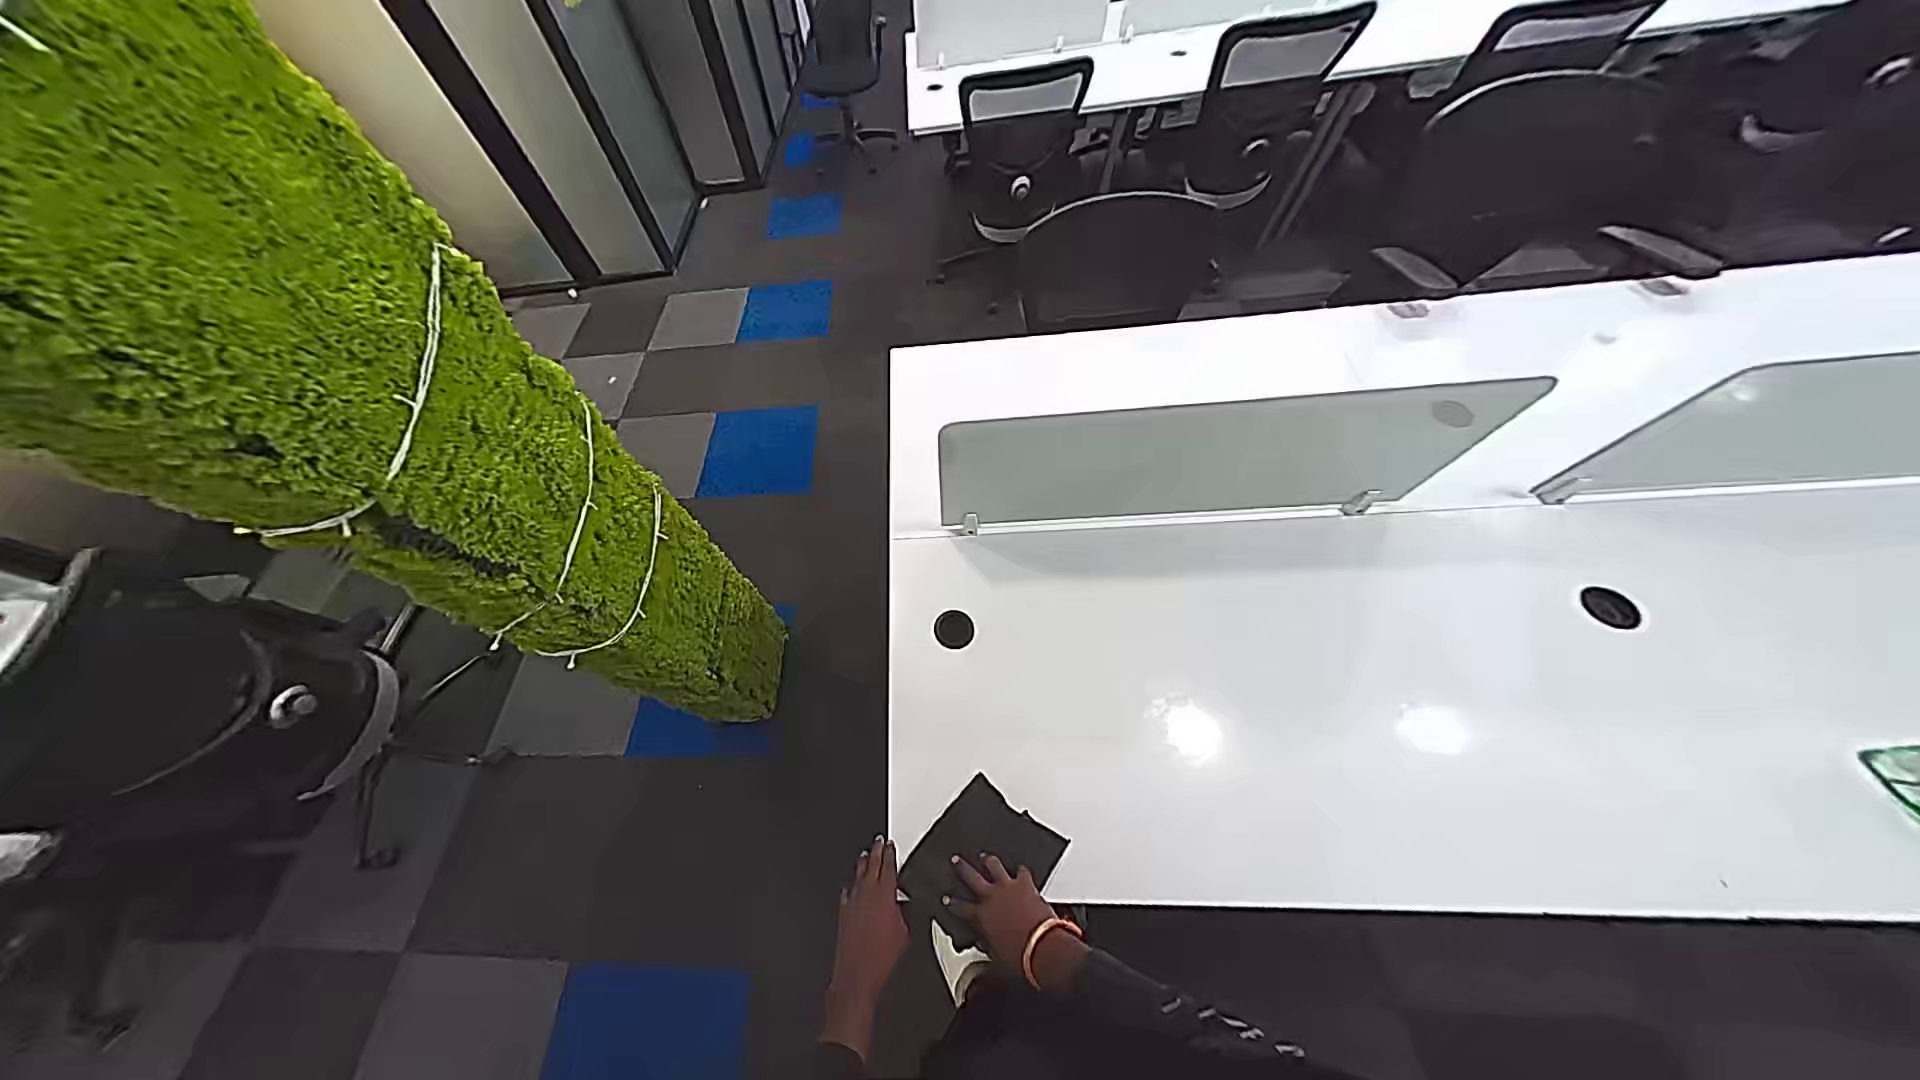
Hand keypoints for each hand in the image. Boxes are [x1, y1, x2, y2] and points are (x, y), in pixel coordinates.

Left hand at [822, 837, 905, 1060]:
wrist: (856, 975)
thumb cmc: (882, 957)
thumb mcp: (904, 932)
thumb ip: (903, 912)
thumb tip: (901, 906)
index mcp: (885, 894)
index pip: (888, 865)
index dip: (889, 853)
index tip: (890, 844)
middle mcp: (866, 893)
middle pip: (871, 864)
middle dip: (876, 851)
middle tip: (878, 841)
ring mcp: (852, 901)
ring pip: (858, 874)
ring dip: (863, 863)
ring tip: (865, 855)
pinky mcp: (842, 912)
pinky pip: (847, 891)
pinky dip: (852, 885)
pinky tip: (852, 885)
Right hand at [944, 854, 1084, 991]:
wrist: (1042, 947)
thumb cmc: (1020, 957)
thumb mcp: (996, 957)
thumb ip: (987, 947)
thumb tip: (985, 948)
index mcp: (981, 916)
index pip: (961, 907)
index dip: (952, 903)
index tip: (947, 898)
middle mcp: (991, 897)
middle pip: (971, 877)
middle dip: (961, 868)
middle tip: (955, 860)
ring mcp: (1008, 887)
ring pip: (993, 865)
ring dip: (988, 860)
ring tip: (985, 856)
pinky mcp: (1025, 884)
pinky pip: (1021, 871)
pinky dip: (1020, 870)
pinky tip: (1019, 868)